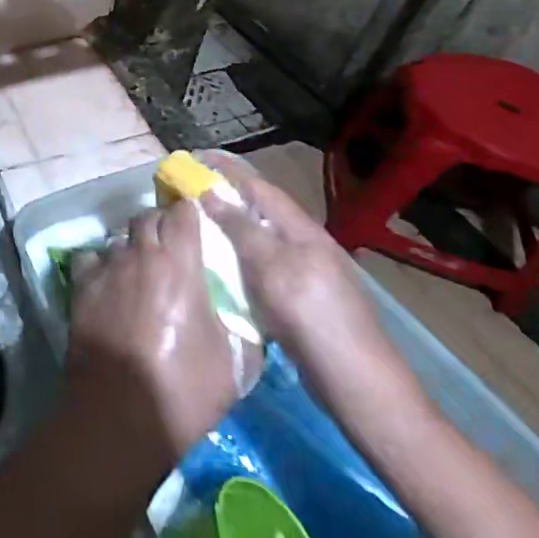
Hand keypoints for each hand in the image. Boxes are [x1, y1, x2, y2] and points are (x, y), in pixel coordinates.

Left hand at [63, 198, 240, 456]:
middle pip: (148, 218)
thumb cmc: (187, 386)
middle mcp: (139, 255)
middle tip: (174, 243)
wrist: (123, 409)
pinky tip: (111, 280)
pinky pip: (92, 257)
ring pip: (120, 237)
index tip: (200, 220)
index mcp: (179, 264)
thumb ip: (239, 321)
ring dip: (134, 244)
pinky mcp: (80, 284)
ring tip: (144, 265)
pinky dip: (103, 262)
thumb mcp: (236, 359)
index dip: (191, 212)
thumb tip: (240, 307)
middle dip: (162, 223)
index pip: (182, 214)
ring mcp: (105, 267)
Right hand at [192, 150, 399, 387]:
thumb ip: (240, 227)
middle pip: (259, 208)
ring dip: (227, 224)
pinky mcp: (300, 296)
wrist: (354, 379)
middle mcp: (305, 243)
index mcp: (300, 229)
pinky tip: (218, 263)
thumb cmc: (309, 314)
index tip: (192, 158)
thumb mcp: (269, 265)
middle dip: (223, 195)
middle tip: (184, 192)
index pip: (258, 186)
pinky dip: (235, 253)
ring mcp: (305, 271)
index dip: (226, 169)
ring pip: (259, 236)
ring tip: (193, 223)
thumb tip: (209, 193)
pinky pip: (260, 262)